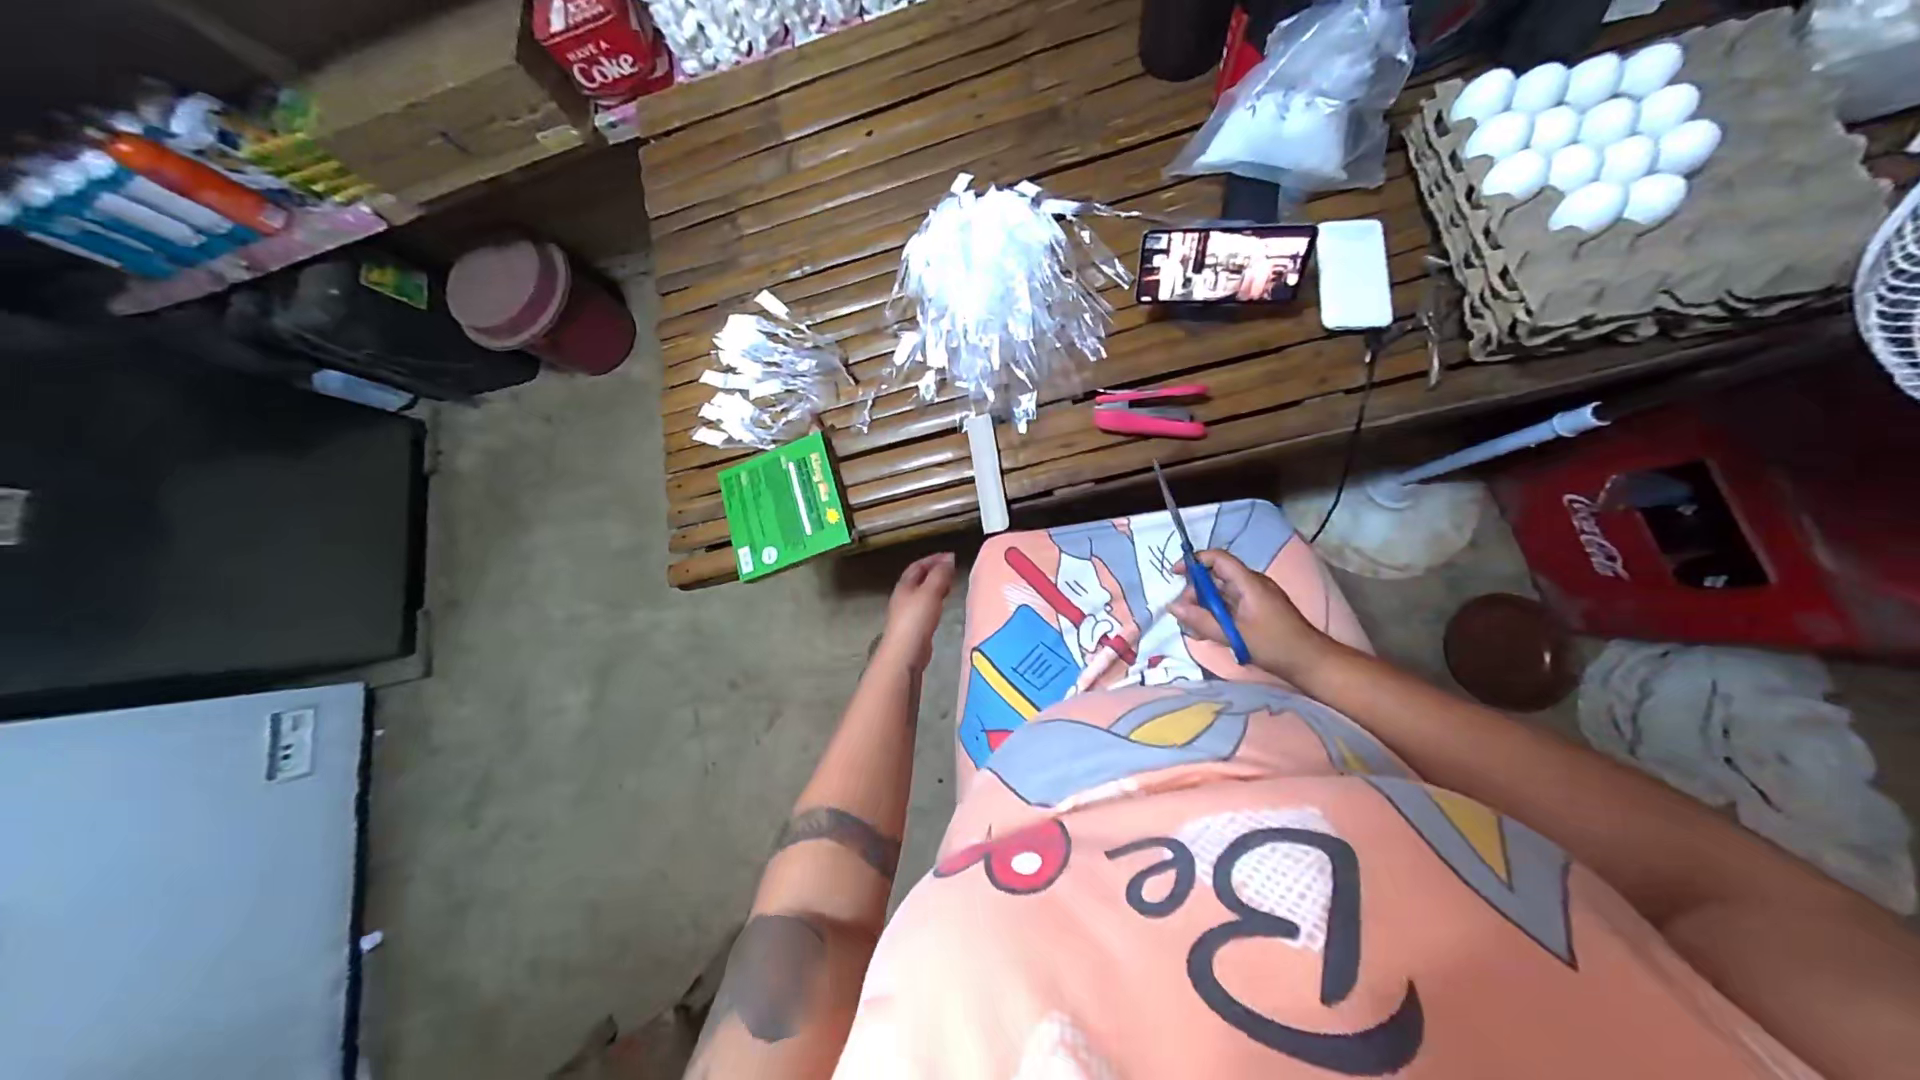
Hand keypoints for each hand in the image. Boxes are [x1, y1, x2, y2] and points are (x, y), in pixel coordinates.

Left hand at [877, 552, 956, 671]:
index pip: (918, 566)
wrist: (905, 652)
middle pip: (918, 578)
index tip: (950, 555)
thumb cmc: (916, 619)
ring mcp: (906, 613)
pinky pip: (925, 606)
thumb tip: (949, 558)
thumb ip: (940, 575)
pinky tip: (942, 605)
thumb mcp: (930, 592)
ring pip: (922, 593)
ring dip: (935, 585)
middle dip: (934, 571)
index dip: (933, 559)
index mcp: (905, 585)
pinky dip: (935, 600)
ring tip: (950, 584)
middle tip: (952, 568)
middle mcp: (903, 597)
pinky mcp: (913, 627)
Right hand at [1169, 549, 1336, 681]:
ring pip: (1220, 594)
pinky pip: (1230, 606)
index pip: (1218, 559)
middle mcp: (1252, 584)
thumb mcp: (1233, 634)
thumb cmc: (1274, 645)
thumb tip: (1172, 606)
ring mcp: (1255, 598)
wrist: (1311, 662)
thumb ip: (1201, 620)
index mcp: (1249, 583)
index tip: (1175, 574)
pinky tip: (1208, 634)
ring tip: (1195, 630)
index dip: (1194, 562)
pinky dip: (1216, 616)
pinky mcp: (1257, 611)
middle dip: (1195, 593)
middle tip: (1185, 616)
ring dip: (1204, 608)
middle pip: (1215, 578)